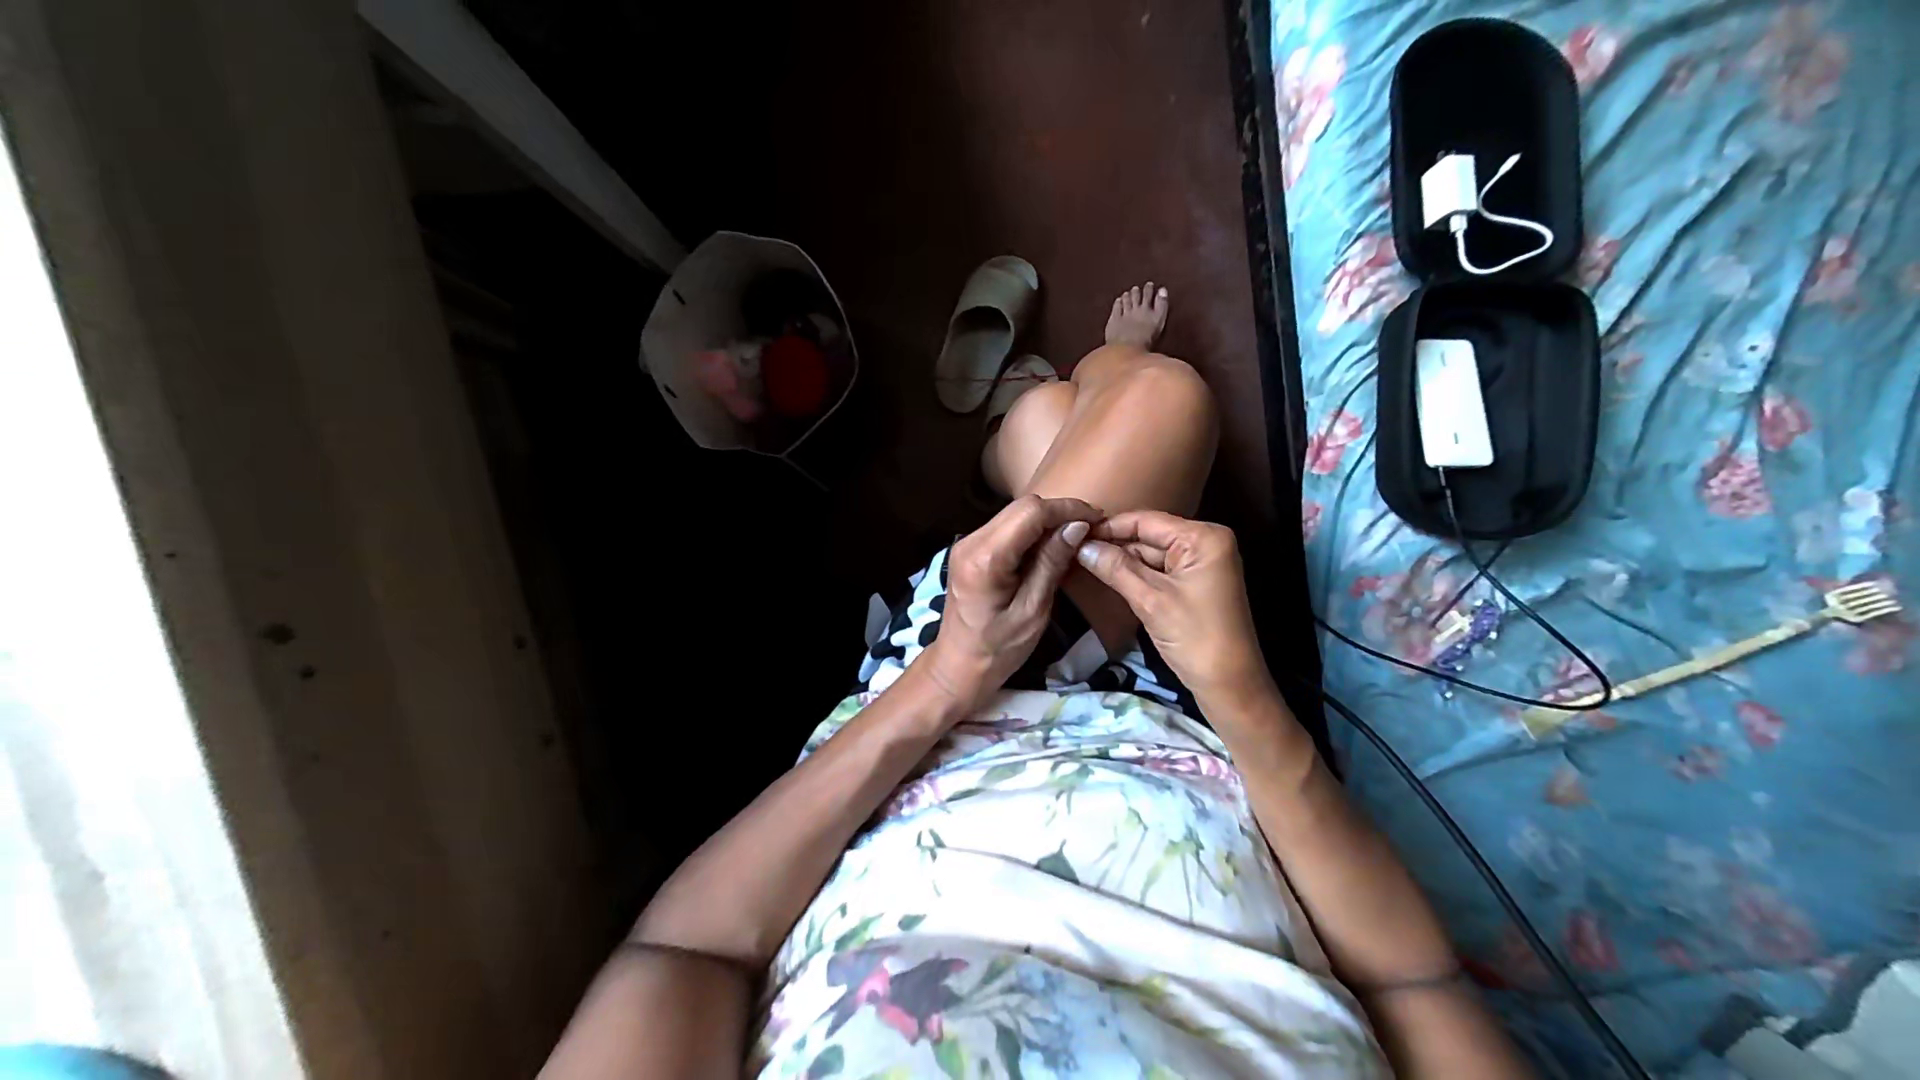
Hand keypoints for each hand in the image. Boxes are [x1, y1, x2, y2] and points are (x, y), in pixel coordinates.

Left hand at [921, 495, 1100, 707]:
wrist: (958, 666)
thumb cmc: (998, 649)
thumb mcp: (1033, 610)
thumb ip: (1052, 563)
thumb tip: (1078, 526)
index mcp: (985, 558)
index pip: (1030, 512)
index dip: (1067, 509)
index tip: (1097, 519)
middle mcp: (971, 541)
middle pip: (1022, 507)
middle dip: (1059, 512)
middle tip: (1091, 528)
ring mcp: (967, 543)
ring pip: (1014, 514)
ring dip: (1046, 520)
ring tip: (1076, 537)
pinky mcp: (971, 550)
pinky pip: (1006, 528)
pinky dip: (1032, 531)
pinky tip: (1051, 546)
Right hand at [1072, 510, 1269, 701]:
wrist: (1229, 684)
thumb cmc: (1195, 637)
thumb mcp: (1150, 600)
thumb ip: (1115, 568)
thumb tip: (1081, 546)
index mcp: (1203, 537)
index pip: (1146, 521)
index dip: (1109, 527)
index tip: (1074, 534)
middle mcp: (1205, 542)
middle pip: (1148, 535)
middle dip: (1113, 544)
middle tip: (1073, 549)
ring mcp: (1201, 563)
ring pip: (1150, 554)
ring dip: (1121, 560)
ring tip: (1083, 561)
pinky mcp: (1194, 582)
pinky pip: (1159, 570)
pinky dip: (1135, 574)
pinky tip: (1107, 576)